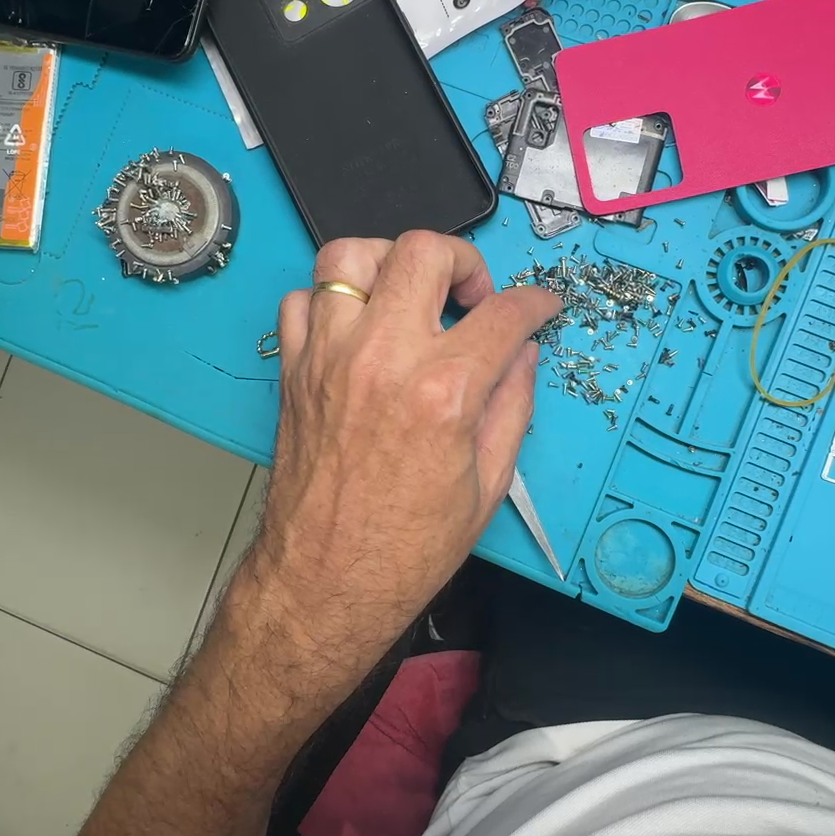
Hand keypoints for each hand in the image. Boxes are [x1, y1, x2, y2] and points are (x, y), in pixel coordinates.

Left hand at [251, 231, 558, 655]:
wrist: (324, 584)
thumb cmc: (409, 548)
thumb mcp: (489, 484)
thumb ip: (513, 404)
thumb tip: (523, 352)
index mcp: (445, 391)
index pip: (504, 313)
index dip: (536, 303)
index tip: (541, 306)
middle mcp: (383, 358)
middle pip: (422, 251)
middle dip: (463, 260)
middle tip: (471, 298)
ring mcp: (329, 357)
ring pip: (349, 256)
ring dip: (389, 264)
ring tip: (409, 298)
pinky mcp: (293, 370)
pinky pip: (301, 300)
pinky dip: (333, 301)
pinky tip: (358, 329)